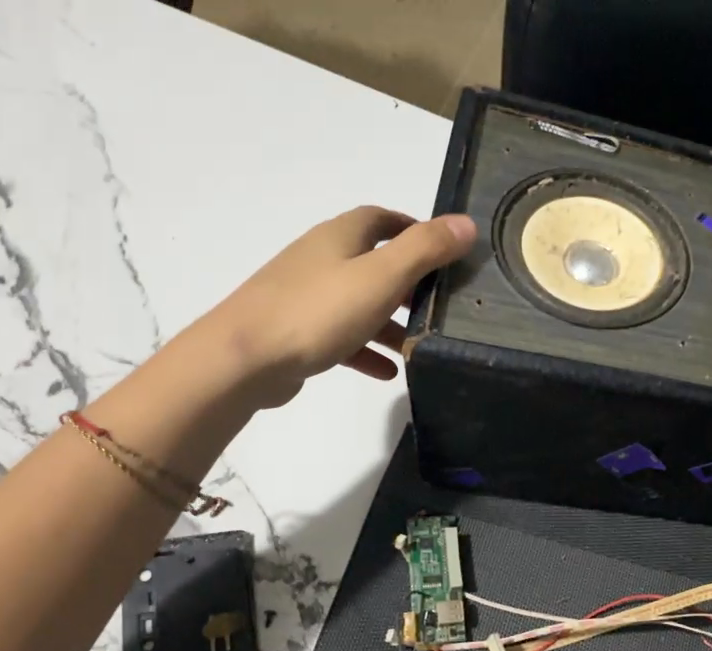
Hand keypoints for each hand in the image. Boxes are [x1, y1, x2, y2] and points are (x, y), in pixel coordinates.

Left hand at [196, 207, 477, 407]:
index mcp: (339, 237)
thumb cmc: (318, 311)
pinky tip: (388, 371)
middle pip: (373, 261)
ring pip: (360, 302)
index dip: (414, 229)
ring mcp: (306, 295)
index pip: (381, 219)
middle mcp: (321, 258)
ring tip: (419, 343)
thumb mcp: (381, 278)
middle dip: (408, 280)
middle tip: (440, 302)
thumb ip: (425, 250)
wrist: (245, 357)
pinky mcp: (297, 331)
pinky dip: (367, 348)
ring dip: (390, 320)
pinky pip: (343, 335)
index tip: (445, 250)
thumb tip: (466, 223)